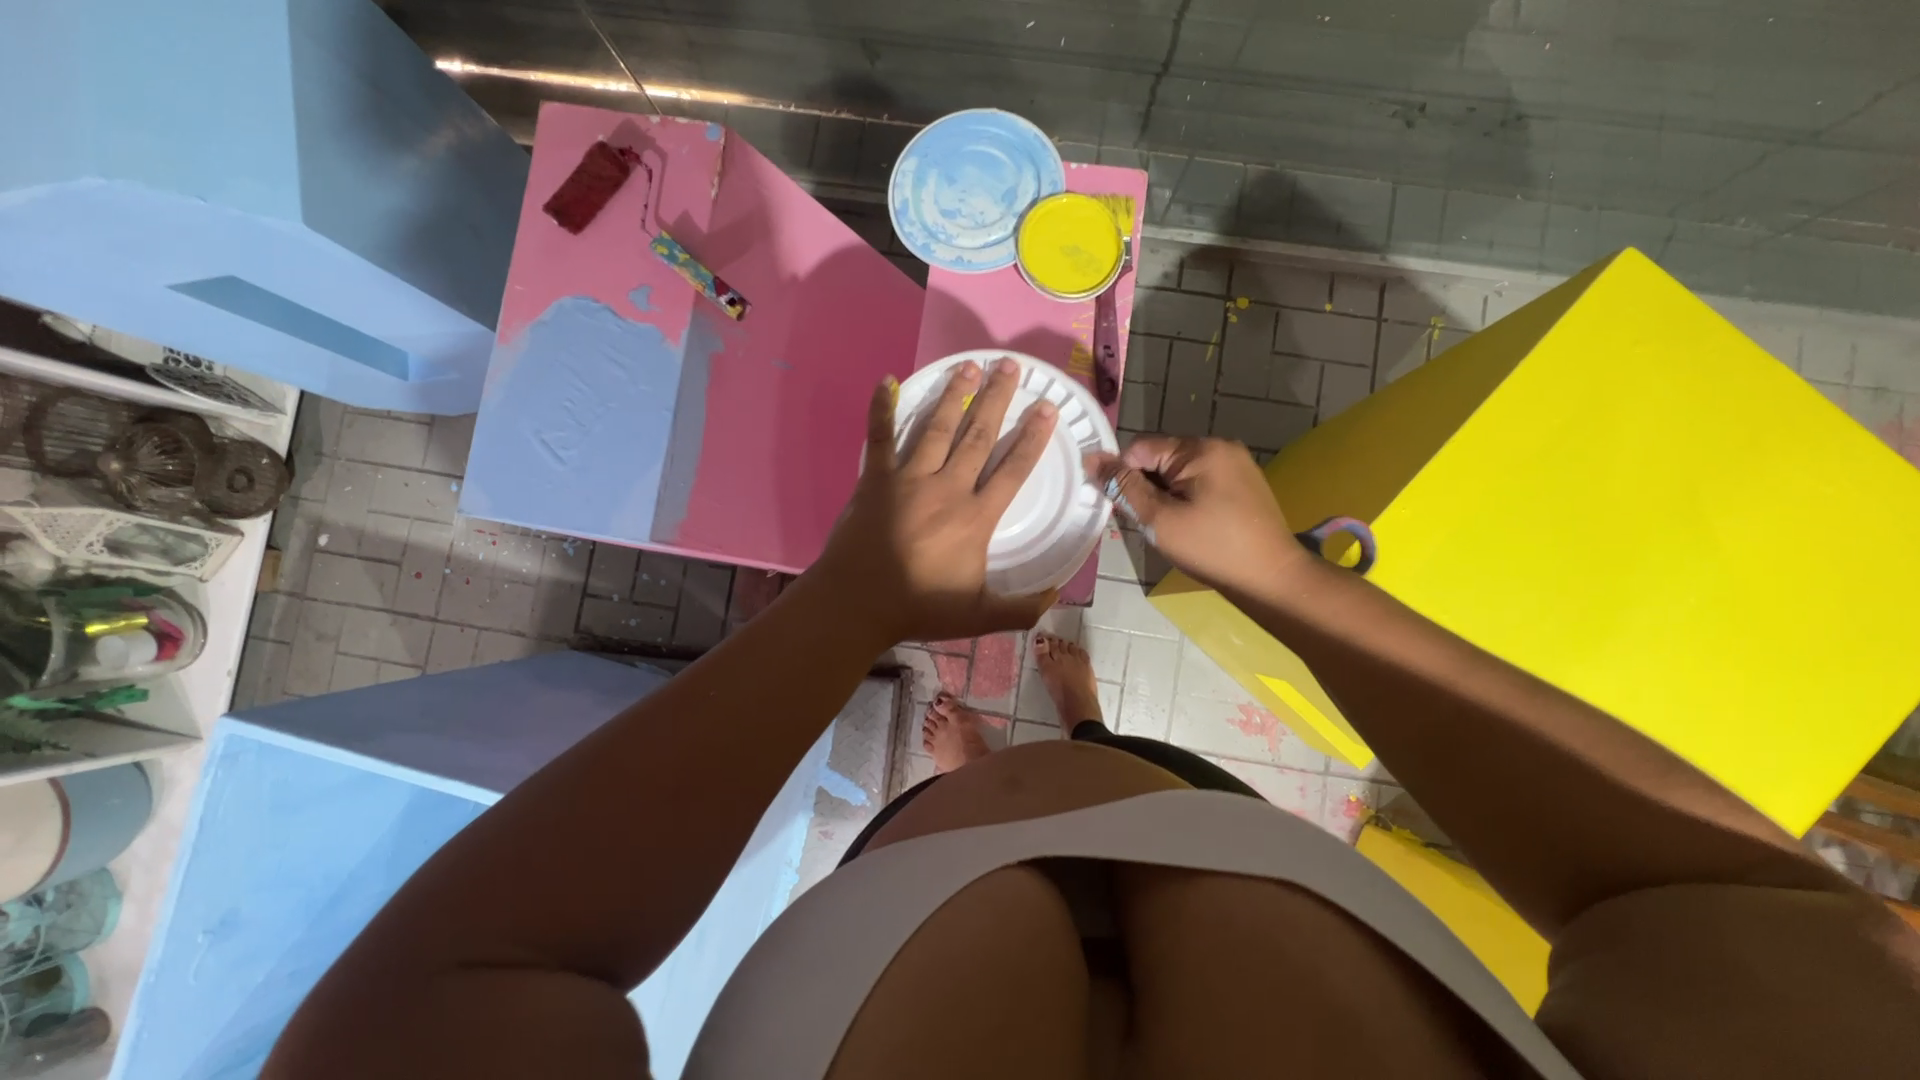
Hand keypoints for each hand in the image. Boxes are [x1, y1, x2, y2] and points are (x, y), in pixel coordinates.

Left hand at [810, 358, 1059, 646]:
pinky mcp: (875, 479)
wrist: (858, 603)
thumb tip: (1056, 596)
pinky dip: (882, 408)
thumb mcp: (980, 616)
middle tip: (1009, 366)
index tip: (1046, 408)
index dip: (1032, 438)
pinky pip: (879, 437)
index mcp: (976, 517)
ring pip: (937, 428)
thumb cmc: (920, 607)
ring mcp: (909, 479)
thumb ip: (1021, 609)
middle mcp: (948, 488)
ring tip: (969, 366)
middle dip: (997, 399)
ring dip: (954, 396)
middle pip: (978, 436)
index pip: (1013, 469)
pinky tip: (886, 380)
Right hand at [1086, 435, 1312, 595]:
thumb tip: (1092, 459)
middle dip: (1148, 488)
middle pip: (1162, 458)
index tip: (1125, 510)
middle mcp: (1221, 446)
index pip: (1141, 448)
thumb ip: (1124, 487)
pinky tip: (1193, 527)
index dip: (1124, 477)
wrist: (1271, 579)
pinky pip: (1202, 482)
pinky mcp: (1245, 483)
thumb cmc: (1212, 549)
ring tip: (1173, 528)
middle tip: (1152, 525)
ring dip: (1167, 496)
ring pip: (1180, 472)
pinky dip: (1187, 500)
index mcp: (1200, 448)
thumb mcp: (1159, 519)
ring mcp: (1237, 464)